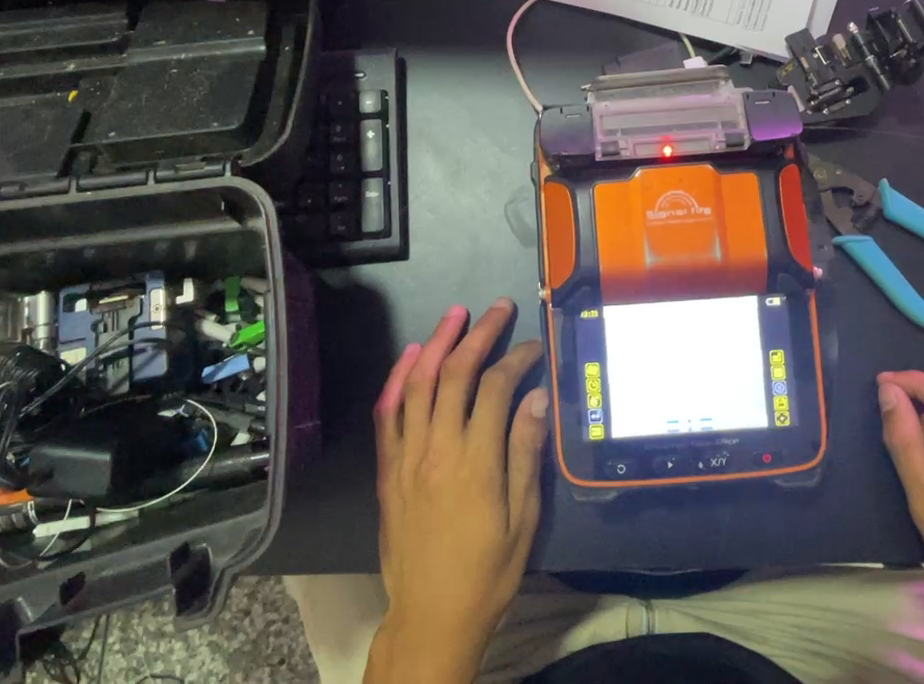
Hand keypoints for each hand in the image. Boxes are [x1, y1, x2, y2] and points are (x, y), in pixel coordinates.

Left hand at [365, 298, 549, 683]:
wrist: (431, 615)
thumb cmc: (488, 571)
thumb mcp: (522, 519)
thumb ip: (526, 454)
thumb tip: (537, 398)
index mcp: (476, 462)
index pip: (496, 388)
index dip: (516, 359)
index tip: (533, 346)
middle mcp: (437, 449)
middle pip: (454, 374)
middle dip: (479, 334)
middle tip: (497, 309)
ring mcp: (406, 457)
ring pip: (417, 384)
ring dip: (435, 343)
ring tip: (456, 315)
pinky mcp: (386, 469)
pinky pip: (387, 414)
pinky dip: (397, 379)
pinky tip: (410, 356)